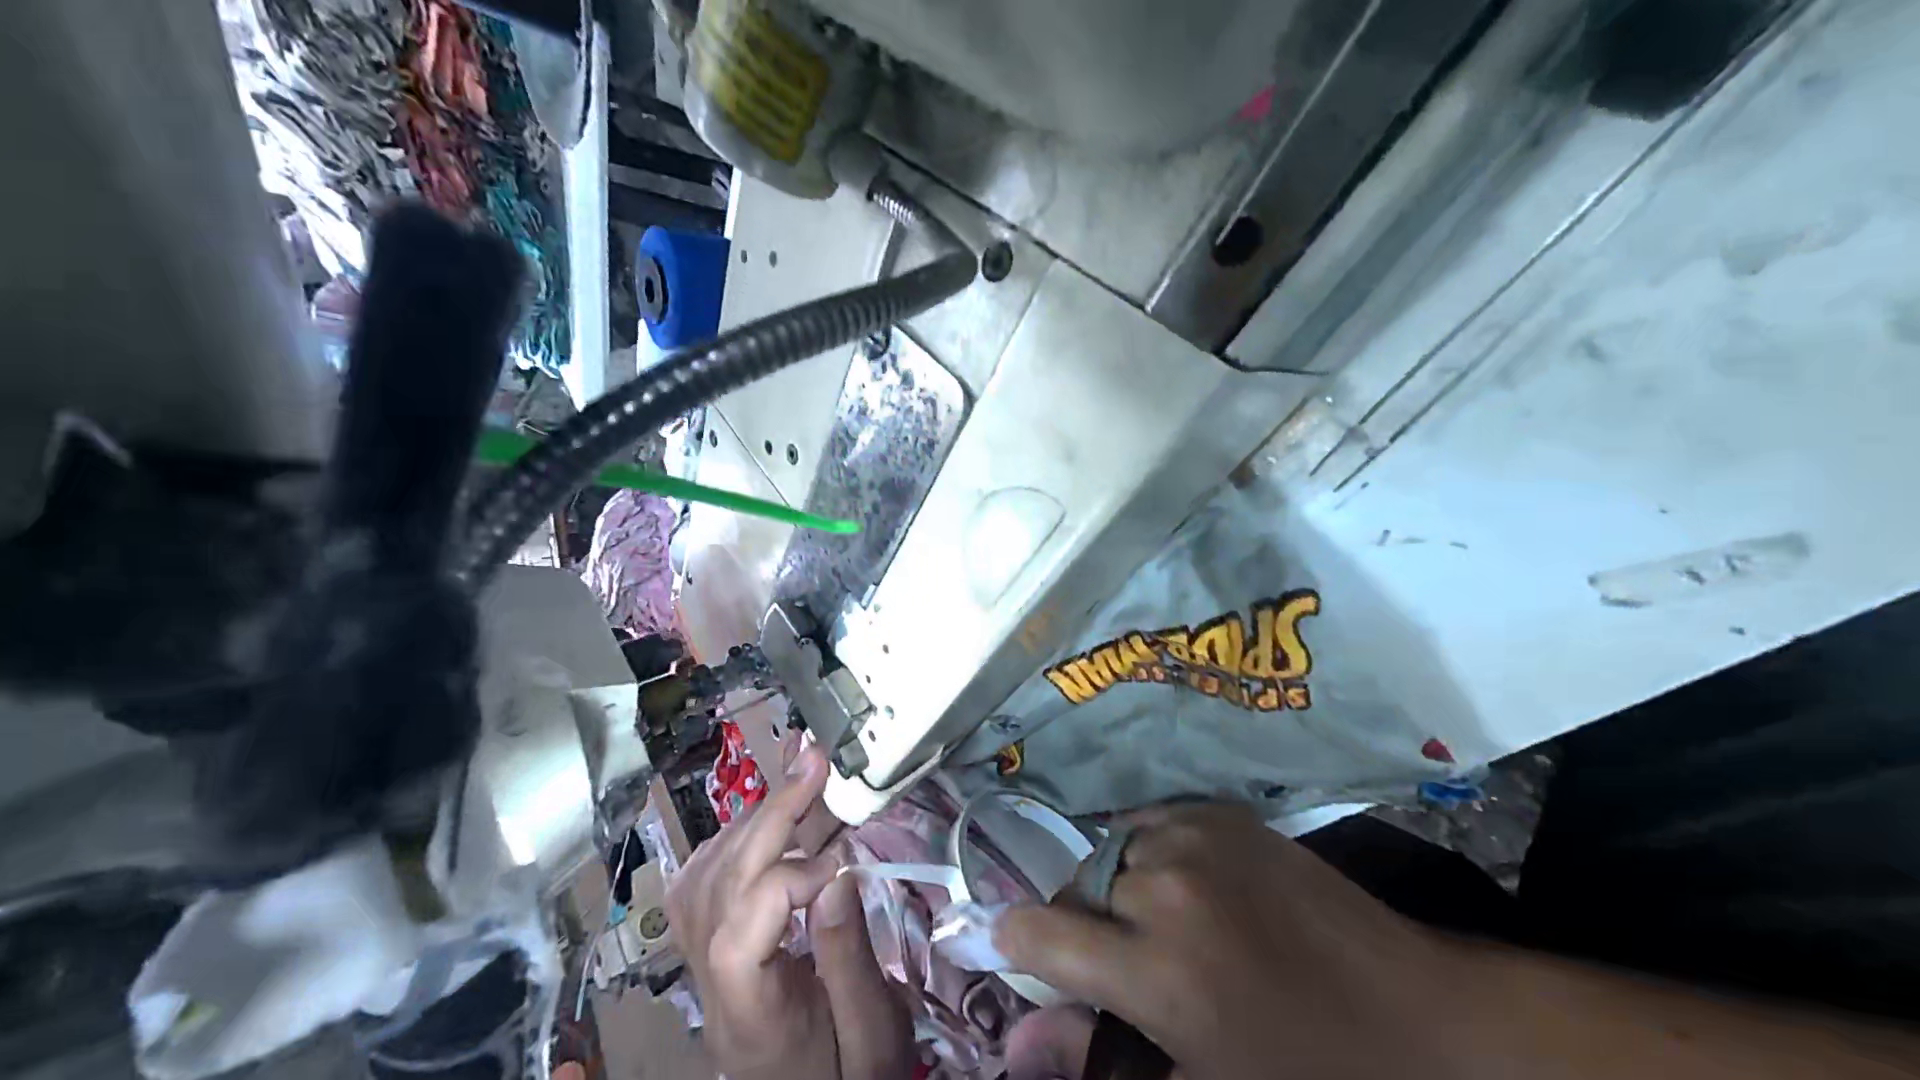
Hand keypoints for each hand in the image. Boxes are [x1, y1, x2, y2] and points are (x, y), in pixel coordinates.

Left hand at [665, 746, 911, 1079]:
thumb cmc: (846, 1069)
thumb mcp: (871, 1035)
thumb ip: (850, 958)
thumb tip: (837, 872)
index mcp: (749, 1016)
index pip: (736, 935)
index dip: (786, 882)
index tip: (844, 864)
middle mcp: (710, 984)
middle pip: (718, 887)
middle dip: (770, 815)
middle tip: (815, 761)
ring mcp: (700, 964)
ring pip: (702, 876)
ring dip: (752, 819)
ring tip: (799, 781)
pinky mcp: (707, 946)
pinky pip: (698, 882)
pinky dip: (731, 840)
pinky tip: (764, 822)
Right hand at [993, 802, 1465, 1079]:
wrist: (1416, 1012)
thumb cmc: (1303, 1069)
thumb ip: (1097, 1059)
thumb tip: (1014, 1044)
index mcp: (1156, 969)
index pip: (1039, 932)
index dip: (1015, 943)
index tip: (1015, 952)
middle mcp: (1163, 885)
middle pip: (1074, 891)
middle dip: (1083, 928)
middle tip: (1129, 964)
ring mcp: (1193, 836)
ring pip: (1108, 854)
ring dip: (1117, 888)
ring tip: (1168, 923)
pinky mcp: (1219, 811)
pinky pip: (1147, 824)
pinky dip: (1148, 854)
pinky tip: (1190, 886)